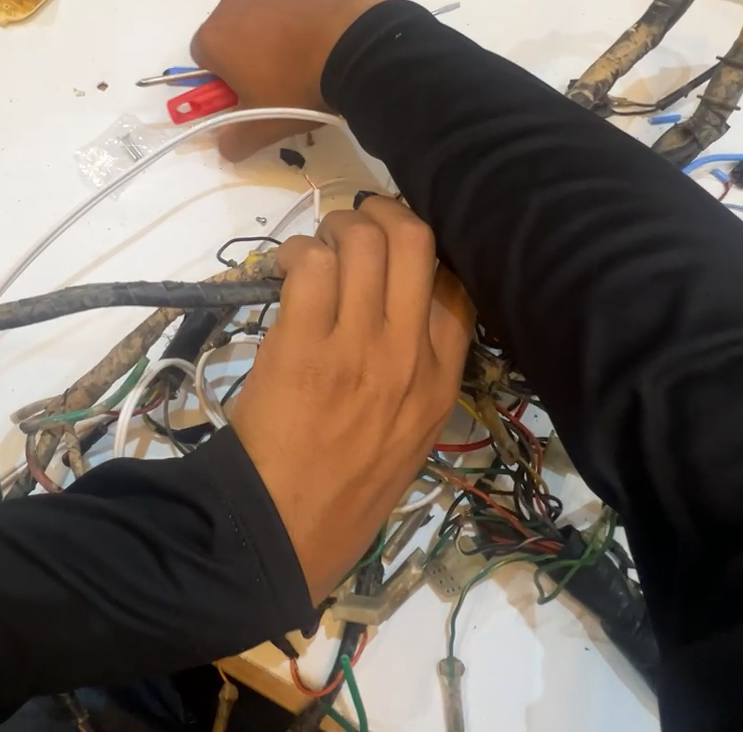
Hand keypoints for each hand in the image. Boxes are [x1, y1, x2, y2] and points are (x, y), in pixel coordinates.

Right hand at [190, 0, 388, 160]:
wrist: (355, 45)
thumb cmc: (294, 87)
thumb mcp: (264, 127)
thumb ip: (236, 140)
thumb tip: (226, 147)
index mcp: (214, 38)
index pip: (202, 61)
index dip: (222, 82)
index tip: (247, 98)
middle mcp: (234, 6)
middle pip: (231, 37)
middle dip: (246, 60)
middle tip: (274, 87)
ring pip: (261, 22)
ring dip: (273, 42)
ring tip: (304, 68)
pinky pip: (292, 12)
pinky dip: (300, 28)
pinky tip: (324, 49)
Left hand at [229, 197, 473, 603]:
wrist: (287, 529)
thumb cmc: (348, 482)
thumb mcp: (413, 430)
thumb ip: (421, 366)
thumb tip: (402, 299)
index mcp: (443, 377)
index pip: (457, 281)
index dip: (423, 246)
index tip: (392, 244)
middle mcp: (409, 352)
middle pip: (413, 238)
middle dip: (379, 212)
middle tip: (352, 222)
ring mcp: (358, 346)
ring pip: (359, 239)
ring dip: (331, 230)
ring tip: (313, 252)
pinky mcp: (304, 345)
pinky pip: (310, 265)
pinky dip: (296, 252)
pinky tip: (285, 270)